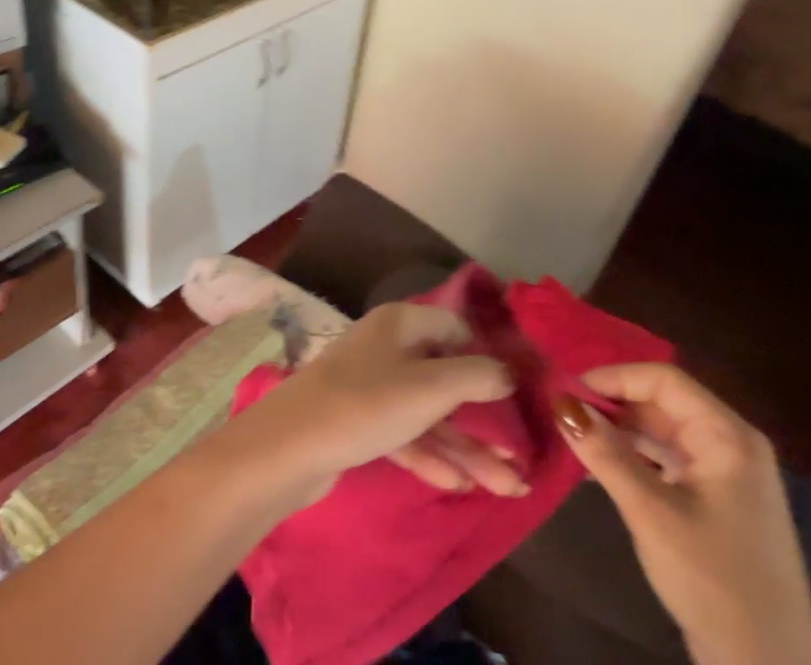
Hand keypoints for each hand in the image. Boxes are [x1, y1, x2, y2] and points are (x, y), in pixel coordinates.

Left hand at [228, 302, 514, 504]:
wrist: (287, 449)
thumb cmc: (365, 405)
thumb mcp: (431, 388)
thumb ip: (477, 376)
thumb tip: (509, 372)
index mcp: (400, 323)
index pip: (456, 328)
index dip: (489, 355)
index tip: (523, 389)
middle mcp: (385, 349)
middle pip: (445, 378)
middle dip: (485, 419)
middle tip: (523, 454)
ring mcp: (369, 388)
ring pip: (428, 414)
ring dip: (467, 448)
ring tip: (511, 487)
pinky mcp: (357, 424)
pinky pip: (404, 436)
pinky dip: (431, 457)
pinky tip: (461, 486)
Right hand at [553, 364, 810, 664]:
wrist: (767, 660)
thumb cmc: (712, 576)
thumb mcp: (651, 511)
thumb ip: (606, 454)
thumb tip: (561, 405)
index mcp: (728, 435)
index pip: (664, 380)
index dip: (612, 377)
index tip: (564, 393)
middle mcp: (730, 444)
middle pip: (663, 402)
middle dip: (611, 404)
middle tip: (559, 416)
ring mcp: (725, 474)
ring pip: (663, 432)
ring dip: (619, 432)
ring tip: (570, 438)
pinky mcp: (714, 502)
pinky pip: (667, 461)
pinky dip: (633, 458)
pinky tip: (597, 468)